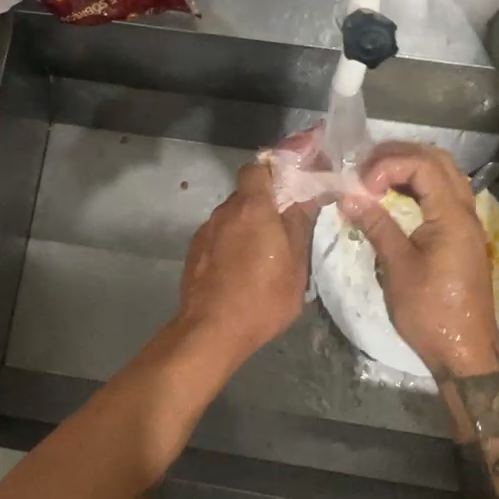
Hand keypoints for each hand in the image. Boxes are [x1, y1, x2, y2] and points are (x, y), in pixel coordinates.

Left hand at [175, 163, 312, 362]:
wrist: (211, 329)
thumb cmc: (262, 298)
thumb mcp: (295, 266)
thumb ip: (298, 226)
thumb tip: (304, 198)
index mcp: (252, 208)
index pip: (256, 169)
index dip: (271, 174)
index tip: (287, 188)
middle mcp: (225, 212)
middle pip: (245, 195)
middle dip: (262, 206)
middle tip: (281, 229)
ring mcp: (205, 231)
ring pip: (231, 217)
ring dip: (245, 227)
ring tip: (260, 256)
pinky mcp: (194, 251)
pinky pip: (217, 236)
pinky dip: (229, 244)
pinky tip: (239, 270)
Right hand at [339, 142, 498, 377]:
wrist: (463, 353)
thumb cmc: (430, 311)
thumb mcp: (397, 267)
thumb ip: (376, 225)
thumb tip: (348, 196)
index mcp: (453, 216)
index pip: (423, 165)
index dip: (388, 165)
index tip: (362, 185)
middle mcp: (465, 212)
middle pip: (438, 161)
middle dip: (399, 156)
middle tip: (365, 169)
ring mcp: (465, 225)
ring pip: (442, 176)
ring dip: (409, 169)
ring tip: (374, 180)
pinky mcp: (459, 238)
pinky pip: (442, 195)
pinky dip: (417, 187)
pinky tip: (391, 199)